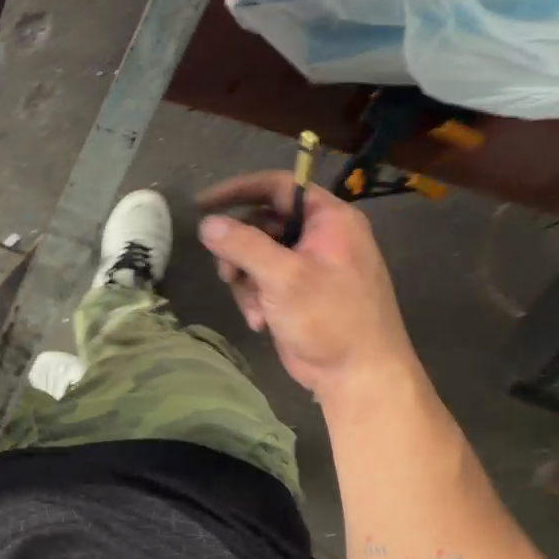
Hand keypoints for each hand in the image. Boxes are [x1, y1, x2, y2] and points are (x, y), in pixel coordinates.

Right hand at [195, 171, 419, 401]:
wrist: (357, 371)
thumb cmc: (330, 317)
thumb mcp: (283, 276)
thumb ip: (242, 245)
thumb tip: (206, 224)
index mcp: (329, 220)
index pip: (278, 187)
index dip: (238, 191)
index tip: (201, 205)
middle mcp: (320, 237)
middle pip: (261, 225)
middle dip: (238, 251)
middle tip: (227, 274)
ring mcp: (309, 266)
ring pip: (255, 257)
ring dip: (245, 282)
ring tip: (256, 306)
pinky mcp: (298, 293)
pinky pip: (262, 283)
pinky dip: (255, 299)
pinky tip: (262, 320)